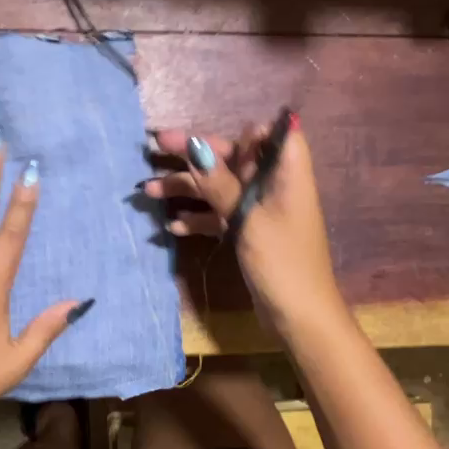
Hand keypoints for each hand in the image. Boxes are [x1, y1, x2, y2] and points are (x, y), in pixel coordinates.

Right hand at [145, 116, 348, 334]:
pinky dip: (199, 218)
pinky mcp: (250, 233)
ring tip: (149, 192)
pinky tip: (173, 228)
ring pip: (221, 187)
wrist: (299, 317)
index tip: (200, 137)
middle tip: (155, 147)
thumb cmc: (281, 262)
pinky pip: (221, 215)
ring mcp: (261, 211)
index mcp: (286, 172)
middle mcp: (274, 185)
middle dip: (195, 155)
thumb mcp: (246, 219)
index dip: (236, 131)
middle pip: (234, 158)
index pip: (269, 134)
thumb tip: (196, 144)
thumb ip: (219, 182)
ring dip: (188, 188)